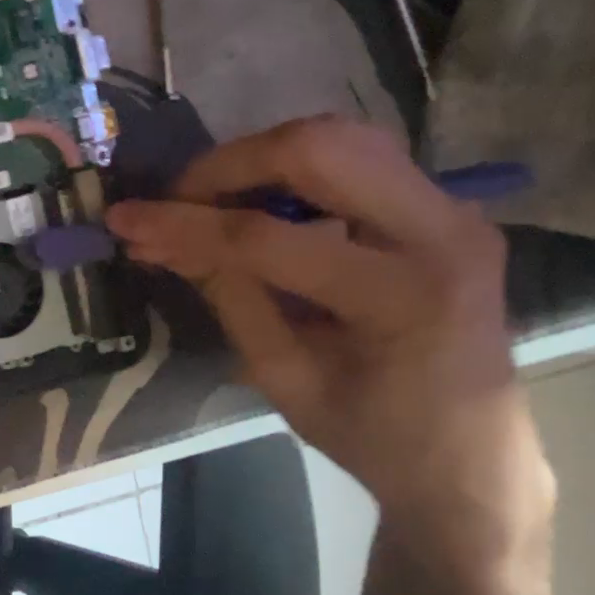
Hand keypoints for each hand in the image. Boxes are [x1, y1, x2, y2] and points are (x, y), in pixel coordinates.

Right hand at [105, 118, 553, 548]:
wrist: (472, 457)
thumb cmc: (371, 432)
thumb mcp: (280, 373)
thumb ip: (225, 293)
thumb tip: (152, 239)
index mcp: (402, 296)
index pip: (267, 235)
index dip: (183, 222)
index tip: (122, 219)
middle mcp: (443, 233)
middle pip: (318, 150)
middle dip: (227, 167)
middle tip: (176, 203)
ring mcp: (454, 211)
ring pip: (339, 137)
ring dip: (259, 159)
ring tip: (212, 202)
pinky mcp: (446, 206)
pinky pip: (356, 156)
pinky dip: (291, 168)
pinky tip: (257, 204)